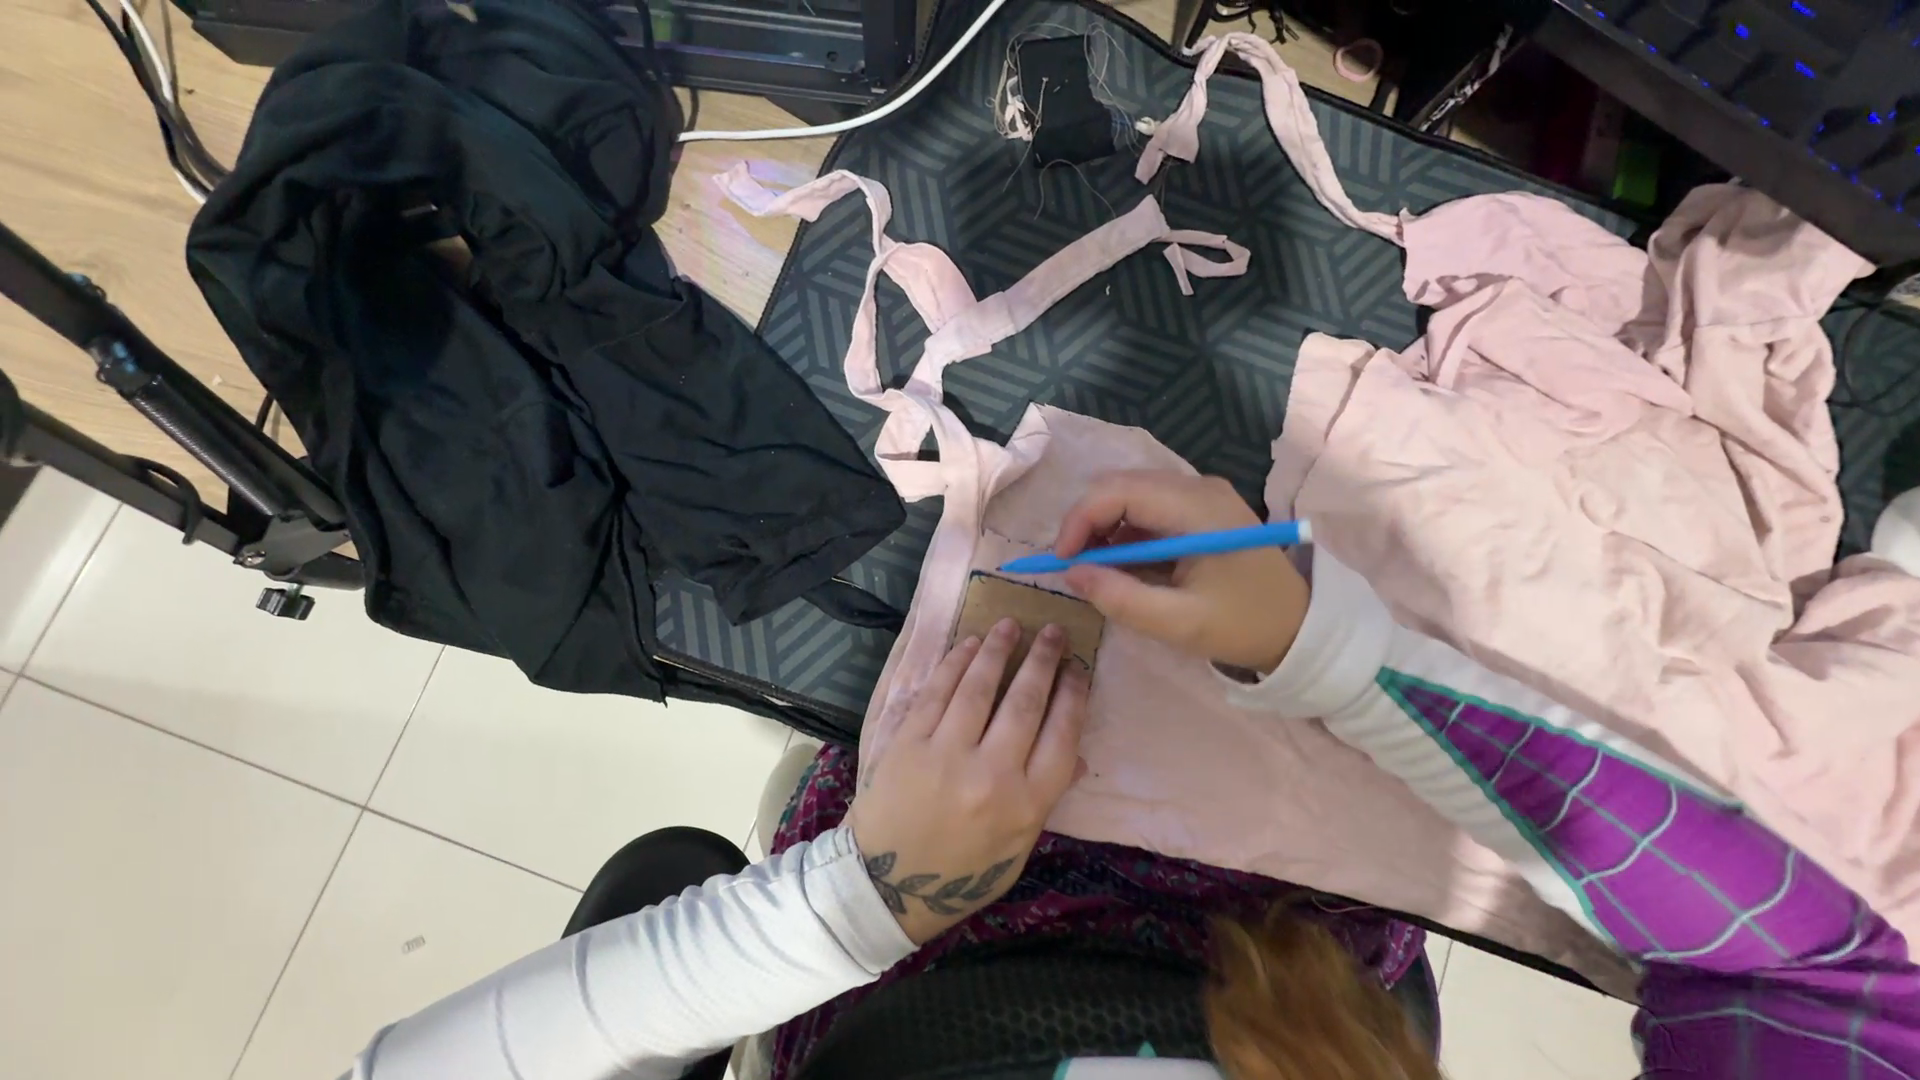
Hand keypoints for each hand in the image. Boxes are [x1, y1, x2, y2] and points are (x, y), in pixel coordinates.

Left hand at [847, 618, 1090, 944]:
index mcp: (1026, 805)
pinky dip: (956, 664)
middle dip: (1042, 660)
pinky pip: (937, 693)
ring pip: (979, 688)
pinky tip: (970, 645)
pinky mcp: (908, 744)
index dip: (1073, 694)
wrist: (887, 885)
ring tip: (1012, 625)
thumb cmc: (962, 871)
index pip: (1062, 734)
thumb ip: (1046, 797)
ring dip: (998, 650)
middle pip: (1024, 702)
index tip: (1078, 667)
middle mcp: (991, 775)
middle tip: (1053, 631)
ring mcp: (946, 756)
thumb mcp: (1018, 846)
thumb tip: (1077, 754)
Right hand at [1054, 470, 1309, 672]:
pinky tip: (1122, 564)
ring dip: (1103, 527)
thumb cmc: (1243, 626)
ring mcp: (1200, 494)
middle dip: (1087, 522)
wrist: (1299, 627)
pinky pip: (1146, 507)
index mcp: (1198, 508)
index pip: (1119, 490)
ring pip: (1129, 493)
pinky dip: (1123, 531)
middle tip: (1072, 566)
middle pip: (1120, 484)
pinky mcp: (1199, 507)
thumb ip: (1120, 598)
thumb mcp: (1178, 623)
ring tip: (1096, 570)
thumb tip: (1069, 574)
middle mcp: (1198, 487)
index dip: (1079, 519)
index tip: (1060, 560)